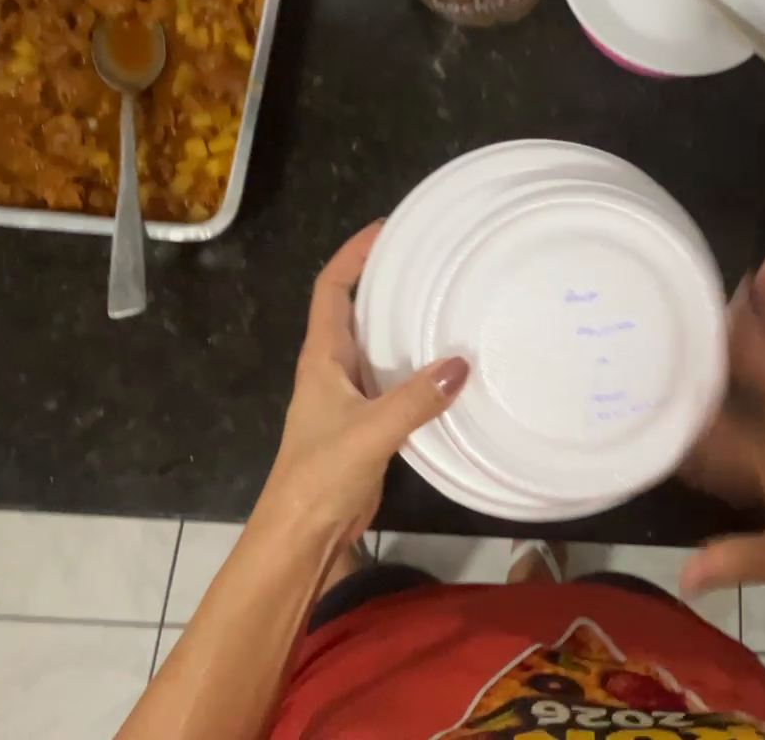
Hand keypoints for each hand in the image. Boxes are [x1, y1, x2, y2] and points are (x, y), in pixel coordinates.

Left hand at [256, 222, 468, 540]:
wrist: (302, 535)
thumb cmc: (320, 475)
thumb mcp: (369, 432)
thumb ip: (415, 400)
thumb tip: (462, 364)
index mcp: (322, 357)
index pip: (332, 289)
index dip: (353, 254)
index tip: (387, 229)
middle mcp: (335, 367)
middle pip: (355, 308)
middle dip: (384, 278)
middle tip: (429, 258)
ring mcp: (351, 395)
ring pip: (378, 344)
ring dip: (403, 320)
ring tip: (447, 300)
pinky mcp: (369, 420)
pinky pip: (396, 378)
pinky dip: (418, 363)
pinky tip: (450, 365)